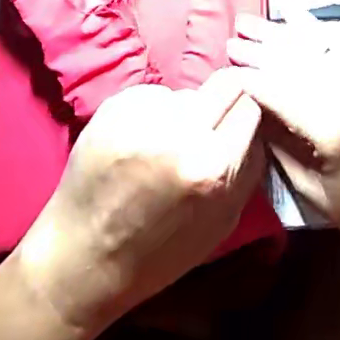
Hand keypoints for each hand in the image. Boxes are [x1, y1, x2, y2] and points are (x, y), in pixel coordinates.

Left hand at [10, 75, 265, 330]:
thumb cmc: (159, 252)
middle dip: (222, 102)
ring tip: (165, 142)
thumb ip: (244, 170)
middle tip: (209, 123)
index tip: (240, 122)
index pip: (251, 107)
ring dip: (183, 111)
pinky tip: (139, 139)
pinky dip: (152, 111)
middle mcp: (179, 134)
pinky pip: (151, 94)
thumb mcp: (221, 222)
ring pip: (184, 92)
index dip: (247, 115)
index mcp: (214, 168)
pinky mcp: (114, 106)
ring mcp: (143, 116)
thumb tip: (254, 127)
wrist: (85, 253)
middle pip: (223, 85)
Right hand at [222, 16, 339, 278]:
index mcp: (334, 126)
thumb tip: (250, 110)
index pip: (275, 88)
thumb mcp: (314, 191)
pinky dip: (311, 31)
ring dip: (278, 35)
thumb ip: (278, 145)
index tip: (221, 74)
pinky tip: (292, 17)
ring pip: (312, 46)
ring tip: (247, 23)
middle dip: (257, 51)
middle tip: (229, 42)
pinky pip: (337, 44)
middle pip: (291, 61)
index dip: (244, 79)